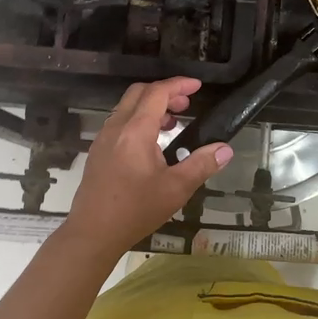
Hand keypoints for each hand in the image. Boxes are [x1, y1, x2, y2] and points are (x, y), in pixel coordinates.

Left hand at [65, 77, 233, 253]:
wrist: (93, 233)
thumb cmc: (135, 210)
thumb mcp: (176, 189)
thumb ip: (202, 165)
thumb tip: (225, 149)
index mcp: (135, 131)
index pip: (157, 93)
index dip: (178, 85)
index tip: (197, 86)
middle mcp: (116, 128)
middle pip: (139, 93)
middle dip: (164, 92)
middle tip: (186, 104)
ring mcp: (103, 140)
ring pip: (127, 108)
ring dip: (150, 107)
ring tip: (172, 123)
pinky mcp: (98, 152)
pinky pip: (119, 123)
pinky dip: (138, 120)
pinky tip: (151, 144)